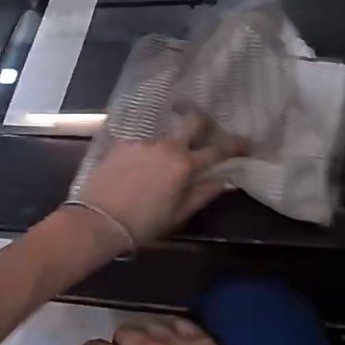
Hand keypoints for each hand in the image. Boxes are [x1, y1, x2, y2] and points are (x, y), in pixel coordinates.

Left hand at [75, 115, 239, 244]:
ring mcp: (143, 141)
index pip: (217, 149)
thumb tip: (223, 180)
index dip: (235, 145)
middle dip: (204, 124)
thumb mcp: (178, 214)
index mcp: (184, 165)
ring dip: (173, 139)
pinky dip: (150, 147)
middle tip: (206, 133)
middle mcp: (166, 146)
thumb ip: (203, 194)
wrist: (99, 219)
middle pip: (192, 121)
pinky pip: (144, 139)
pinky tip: (143, 161)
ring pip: (166, 132)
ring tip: (168, 155)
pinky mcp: (123, 142)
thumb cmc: (143, 223)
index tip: (245, 143)